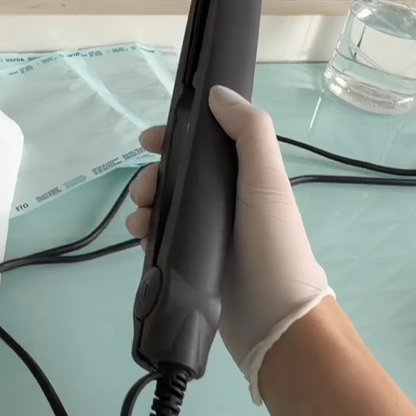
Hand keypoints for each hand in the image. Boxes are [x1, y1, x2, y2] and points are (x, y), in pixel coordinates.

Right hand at [126, 85, 331, 400]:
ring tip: (140, 222)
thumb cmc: (272, 243)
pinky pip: (158, 237)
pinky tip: (141, 239)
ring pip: (161, 205)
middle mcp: (222, 199)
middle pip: (174, 174)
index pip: (200, 143)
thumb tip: (217, 93)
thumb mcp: (267, 180)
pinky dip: (145, 232)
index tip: (148, 141)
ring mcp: (205, 232)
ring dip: (143, 205)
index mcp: (240, 176)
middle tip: (142, 192)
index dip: (173, 136)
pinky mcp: (191, 262)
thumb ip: (248, 130)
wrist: (276, 321)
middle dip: (150, 176)